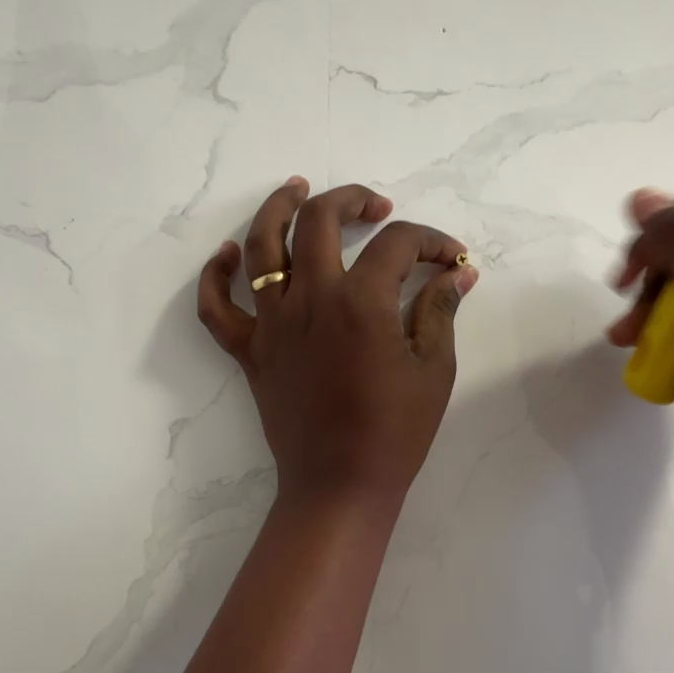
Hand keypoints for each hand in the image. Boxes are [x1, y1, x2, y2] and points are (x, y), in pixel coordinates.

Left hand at [197, 178, 478, 512]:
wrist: (339, 483)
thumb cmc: (394, 432)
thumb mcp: (433, 370)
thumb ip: (440, 312)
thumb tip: (457, 275)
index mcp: (361, 302)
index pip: (397, 245)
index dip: (430, 242)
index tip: (451, 260)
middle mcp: (310, 299)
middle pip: (320, 221)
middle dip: (352, 200)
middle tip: (375, 206)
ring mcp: (272, 323)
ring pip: (261, 246)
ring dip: (278, 208)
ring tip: (297, 189)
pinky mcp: (249, 351)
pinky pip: (217, 307)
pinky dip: (216, 276)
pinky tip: (230, 255)